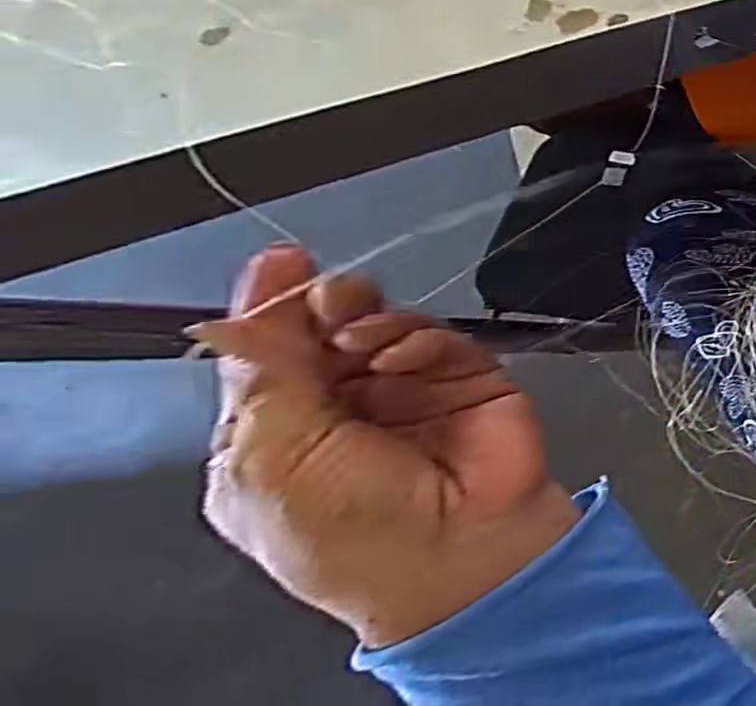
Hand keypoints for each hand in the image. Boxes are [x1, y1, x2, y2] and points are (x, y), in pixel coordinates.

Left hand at [196, 244, 578, 647]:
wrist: (460, 544)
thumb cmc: (354, 530)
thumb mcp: (274, 461)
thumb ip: (265, 380)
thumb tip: (240, 318)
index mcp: (281, 433)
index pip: (269, 356)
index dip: (271, 307)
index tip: (282, 262)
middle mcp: (345, 406)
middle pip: (329, 330)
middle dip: (326, 305)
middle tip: (331, 295)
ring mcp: (410, 390)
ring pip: (385, 326)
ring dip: (370, 322)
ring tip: (362, 339)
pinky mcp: (467, 377)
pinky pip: (438, 337)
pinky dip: (420, 338)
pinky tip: (405, 357)